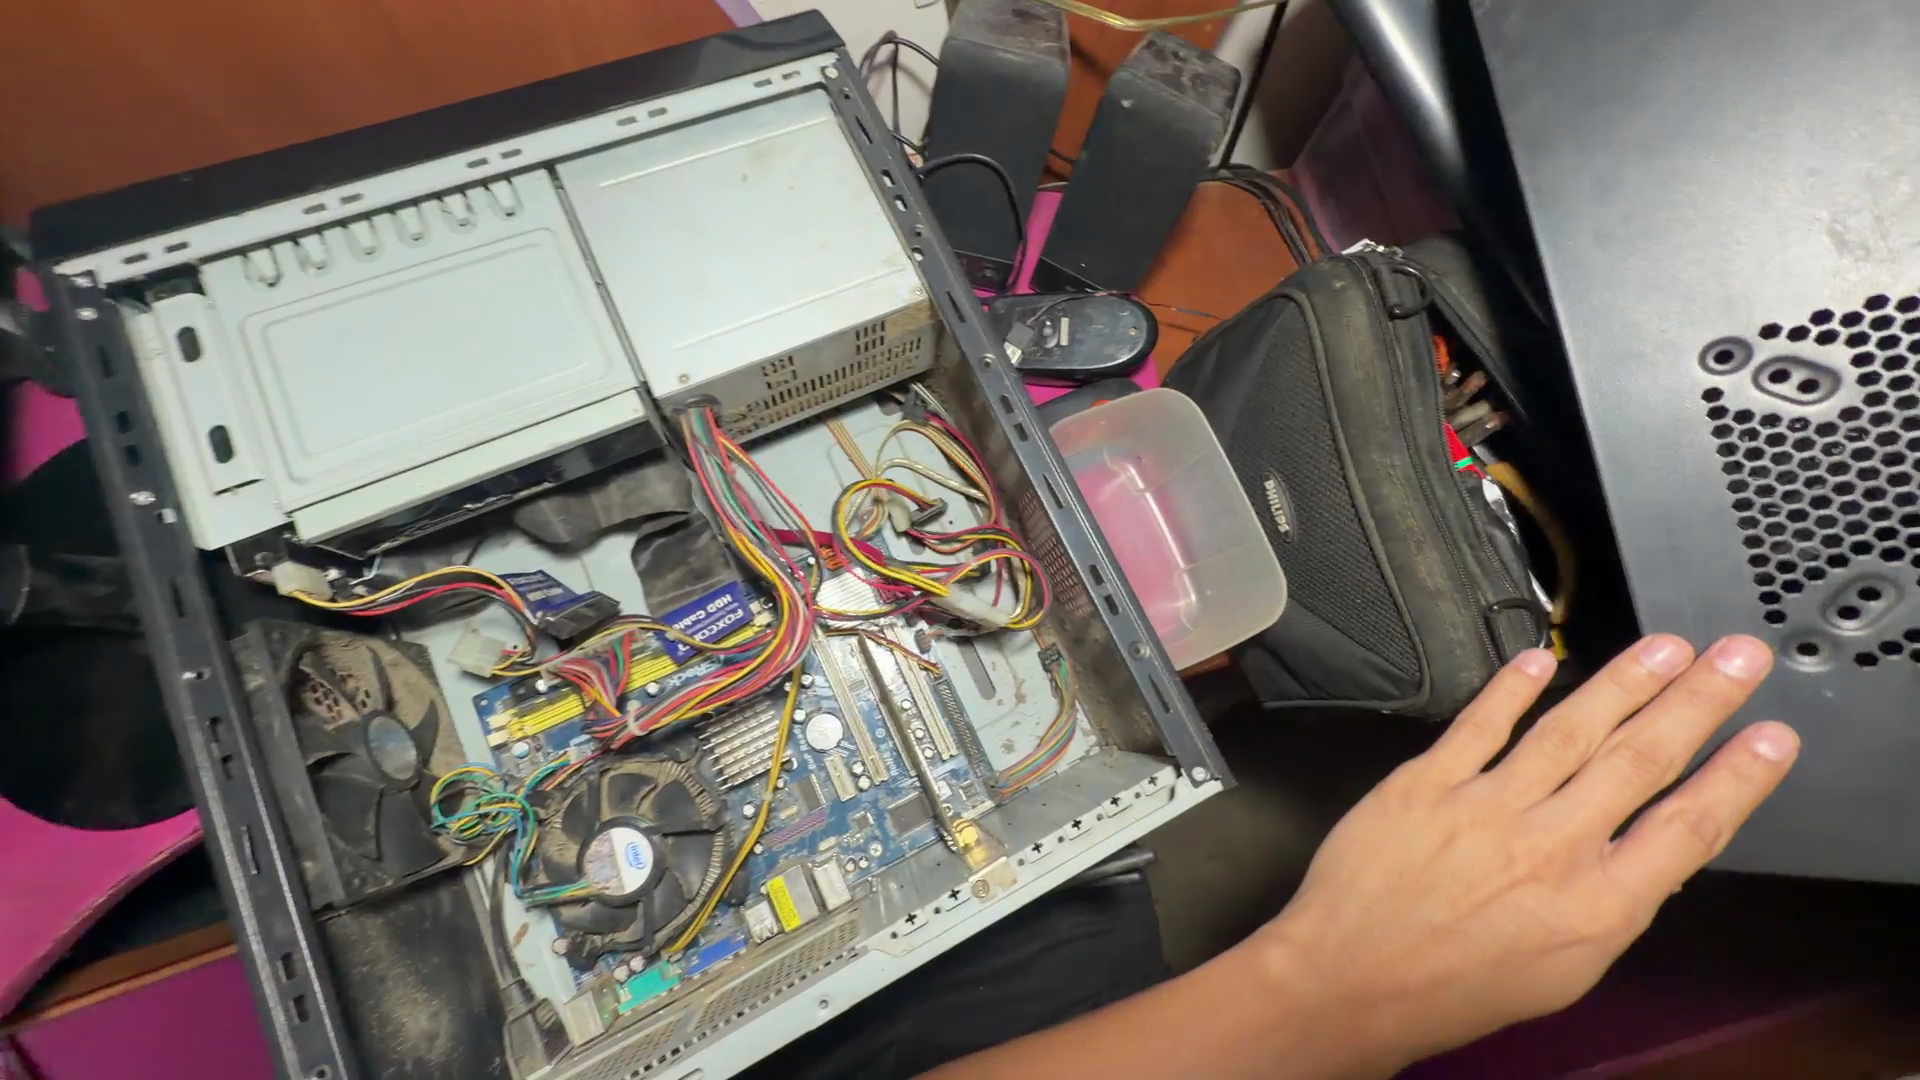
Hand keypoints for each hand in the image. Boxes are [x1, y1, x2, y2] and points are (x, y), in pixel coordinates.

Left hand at [1253, 634, 1797, 1076]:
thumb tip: (1635, 852)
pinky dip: (1509, 692)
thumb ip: (1605, 903)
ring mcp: (1484, 806)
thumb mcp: (1564, 967)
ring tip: (1662, 648)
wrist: (1356, 970)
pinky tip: (1539, 660)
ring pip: (1565, 733)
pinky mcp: (1423, 783)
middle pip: (1637, 761)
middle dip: (1694, 704)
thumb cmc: (1458, 982)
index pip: (1688, 829)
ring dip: (1619, 685)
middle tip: (1733, 657)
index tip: (1771, 736)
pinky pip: (1475, 727)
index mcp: (1598, 906)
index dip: (1737, 779)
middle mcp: (1550, 846)